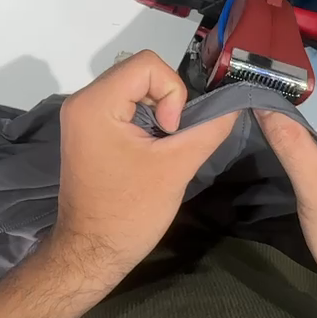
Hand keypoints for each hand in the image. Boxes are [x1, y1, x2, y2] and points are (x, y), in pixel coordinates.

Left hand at [48, 52, 231, 290]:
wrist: (91, 253)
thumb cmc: (129, 212)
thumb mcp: (176, 167)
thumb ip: (208, 129)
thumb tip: (234, 105)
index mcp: (95, 103)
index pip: (147, 64)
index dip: (171, 92)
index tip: (169, 131)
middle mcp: (82, 100)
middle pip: (139, 72)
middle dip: (165, 101)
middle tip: (167, 140)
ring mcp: (82, 114)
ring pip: (134, 87)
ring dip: (156, 110)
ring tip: (158, 147)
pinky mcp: (87, 128)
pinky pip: (123, 104)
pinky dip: (144, 118)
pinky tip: (147, 150)